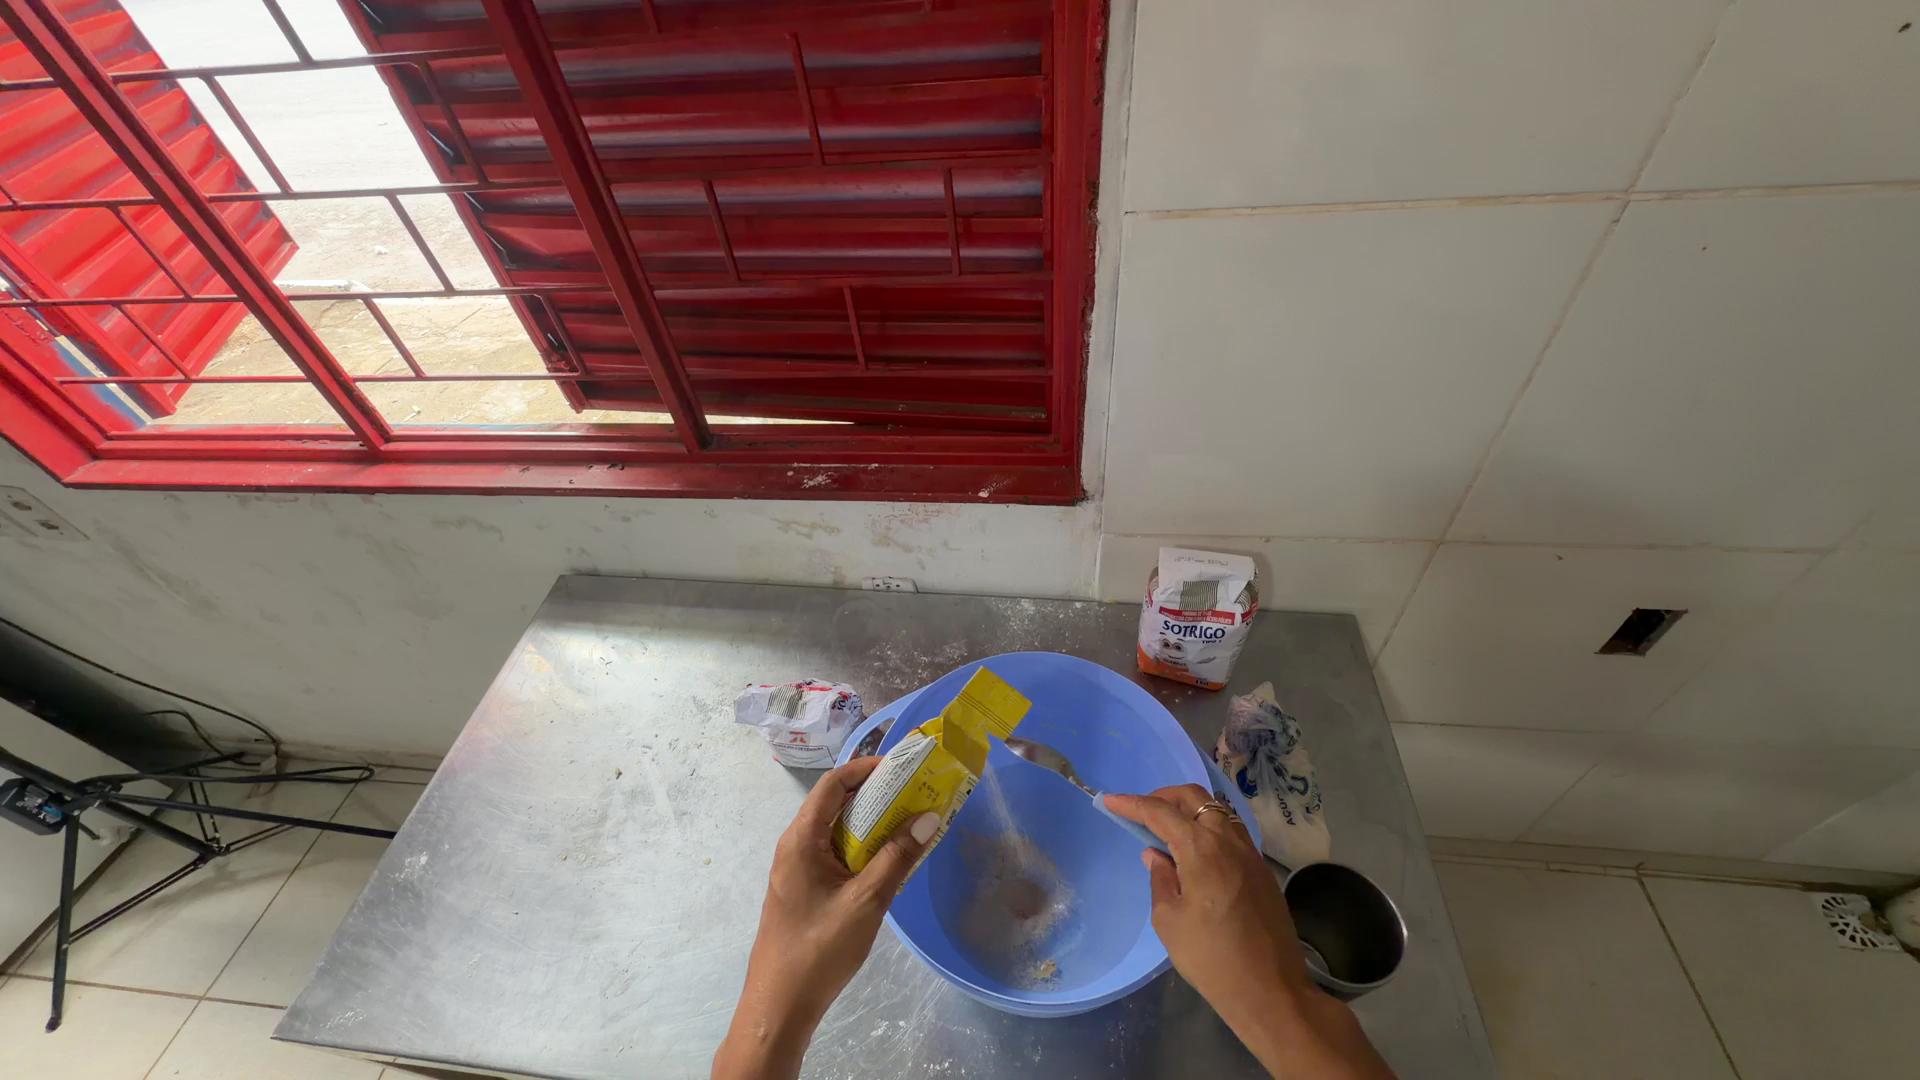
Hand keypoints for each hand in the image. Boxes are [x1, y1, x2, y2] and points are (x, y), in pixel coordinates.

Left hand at [713, 756, 939, 1079]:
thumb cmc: (819, 949)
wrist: (779, 1008)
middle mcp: (795, 845)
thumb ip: (897, 857)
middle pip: (834, 803)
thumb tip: (929, 817)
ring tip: (909, 819)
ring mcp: (797, 868)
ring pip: (836, 829)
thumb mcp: (866, 901)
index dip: (865, 768)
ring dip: (870, 821)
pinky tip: (888, 857)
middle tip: (914, 791)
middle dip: (874, 793)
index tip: (901, 767)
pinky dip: (861, 845)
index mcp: (801, 839)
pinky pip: (834, 852)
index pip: (832, 784)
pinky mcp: (804, 888)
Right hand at [1104, 785, 1395, 1079]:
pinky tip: (1196, 851)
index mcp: (1201, 849)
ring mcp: (1249, 853)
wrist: (1272, 992)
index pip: (1160, 812)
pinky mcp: (1261, 869)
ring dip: (1189, 809)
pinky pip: (1231, 831)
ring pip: (1217, 810)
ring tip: (1168, 829)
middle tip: (1142, 811)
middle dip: (1164, 796)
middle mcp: (1227, 840)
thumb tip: (1156, 855)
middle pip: (1194, 797)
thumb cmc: (1212, 958)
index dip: (1132, 804)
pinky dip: (1208, 827)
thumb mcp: (1169, 921)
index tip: (1110, 801)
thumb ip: (1160, 879)